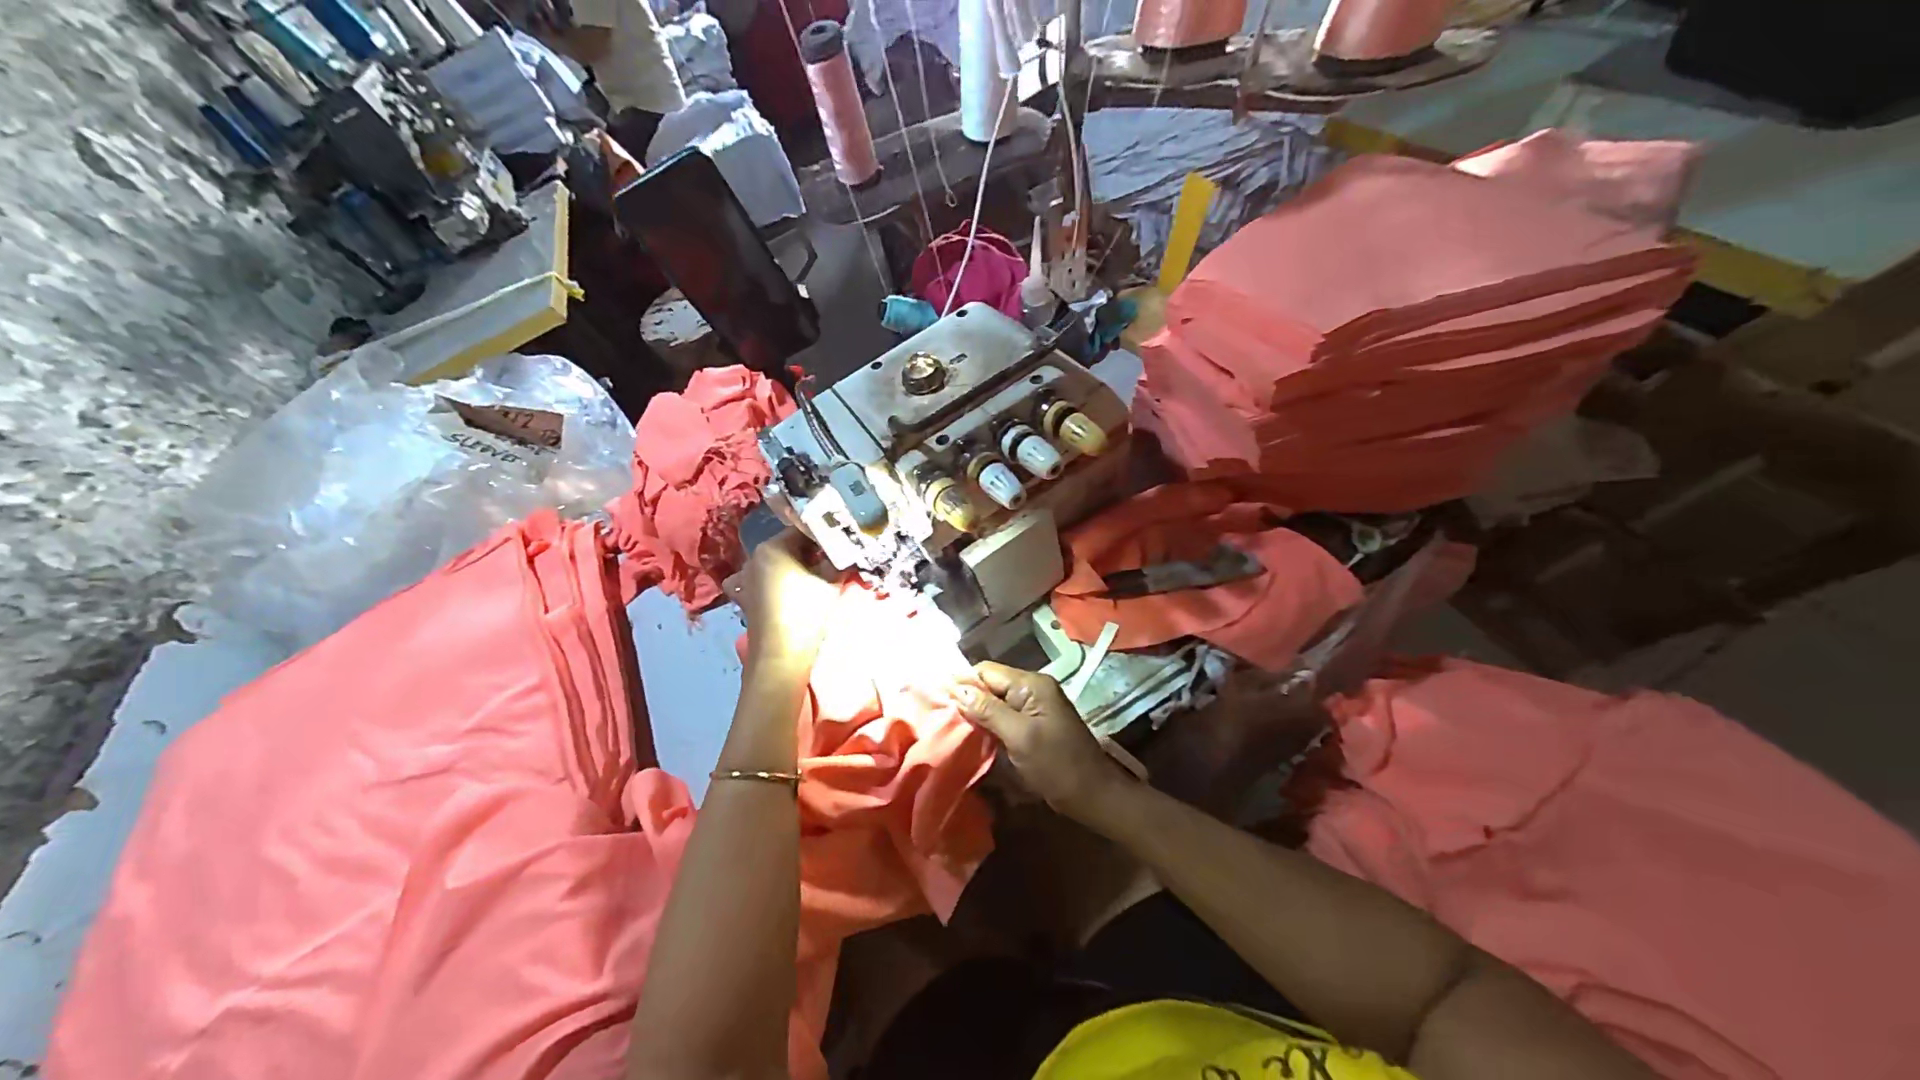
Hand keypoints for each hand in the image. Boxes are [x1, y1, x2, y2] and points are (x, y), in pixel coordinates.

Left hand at [730, 531, 837, 672]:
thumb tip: (849, 552)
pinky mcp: (746, 601)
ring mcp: (746, 580)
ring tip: (816, 579)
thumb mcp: (831, 583)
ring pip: (776, 564)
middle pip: (789, 547)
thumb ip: (840, 563)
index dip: (826, 535)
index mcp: (772, 546)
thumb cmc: (805, 614)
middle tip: (836, 561)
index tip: (843, 543)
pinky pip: (764, 583)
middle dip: (811, 553)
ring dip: (795, 568)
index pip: (803, 529)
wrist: (781, 657)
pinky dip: (776, 583)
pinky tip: (788, 592)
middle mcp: (754, 558)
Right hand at [951, 662, 1134, 821]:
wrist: (1092, 795)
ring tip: (951, 726)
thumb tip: (956, 688)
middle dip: (967, 698)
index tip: (937, 700)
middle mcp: (1032, 689)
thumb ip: (988, 710)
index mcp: (1031, 684)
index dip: (962, 683)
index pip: (987, 671)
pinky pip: (1004, 716)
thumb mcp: (1019, 737)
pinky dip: (988, 724)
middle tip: (939, 716)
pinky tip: (973, 736)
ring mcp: (1034, 707)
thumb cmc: (1057, 765)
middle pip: (990, 684)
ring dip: (976, 713)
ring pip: (995, 701)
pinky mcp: (1033, 725)